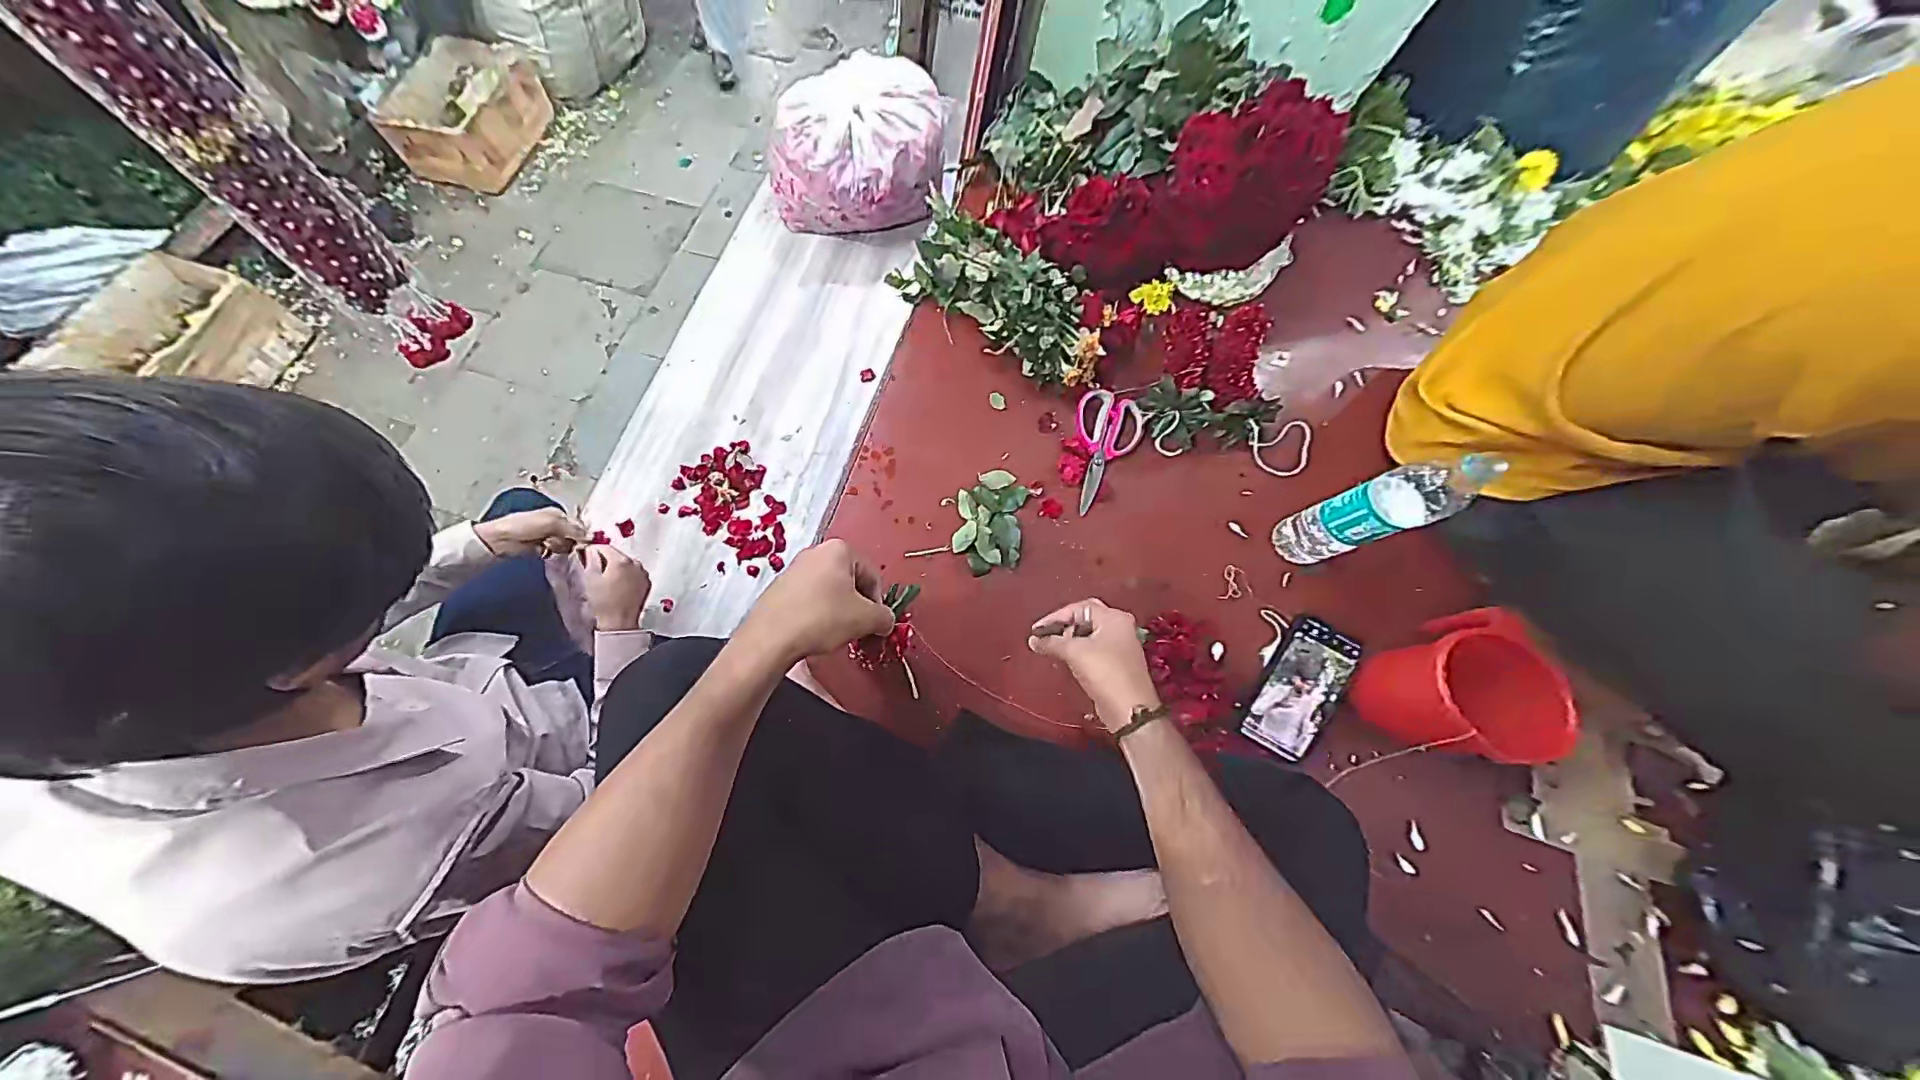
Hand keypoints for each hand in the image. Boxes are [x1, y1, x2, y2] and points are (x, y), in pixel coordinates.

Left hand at [475, 508, 586, 557]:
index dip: (585, 533)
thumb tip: (592, 537)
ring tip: (552, 546)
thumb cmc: (523, 526)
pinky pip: (561, 553)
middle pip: (577, 536)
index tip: (588, 542)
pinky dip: (558, 554)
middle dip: (575, 541)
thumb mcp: (552, 522)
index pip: (580, 524)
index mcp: (559, 514)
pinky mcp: (547, 551)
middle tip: (568, 544)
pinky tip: (551, 552)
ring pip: (570, 546)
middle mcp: (557, 526)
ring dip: (564, 548)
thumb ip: (574, 528)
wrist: (501, 541)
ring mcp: (552, 539)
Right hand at [581, 546, 650, 630]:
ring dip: (617, 566)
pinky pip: (634, 573)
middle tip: (594, 566)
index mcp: (621, 561)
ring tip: (606, 577)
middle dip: (605, 558)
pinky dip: (626, 574)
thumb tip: (591, 551)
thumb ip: (591, 560)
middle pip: (618, 554)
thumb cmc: (603, 602)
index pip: (605, 547)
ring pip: (627, 563)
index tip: (585, 554)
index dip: (592, 550)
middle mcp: (636, 564)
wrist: (620, 622)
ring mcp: (643, 573)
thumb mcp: (590, 579)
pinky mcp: (647, 583)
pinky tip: (618, 584)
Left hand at [736, 540, 893, 664]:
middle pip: (850, 581)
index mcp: (839, 549)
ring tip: (834, 632)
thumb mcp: (866, 619)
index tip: (874, 623)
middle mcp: (815, 552)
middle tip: (857, 628)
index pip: (872, 576)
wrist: (770, 637)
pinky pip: (809, 598)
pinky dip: (817, 612)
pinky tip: (814, 631)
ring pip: (829, 590)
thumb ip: (885, 617)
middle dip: (857, 606)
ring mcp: (794, 568)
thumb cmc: (822, 619)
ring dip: (838, 610)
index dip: (878, 603)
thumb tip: (885, 621)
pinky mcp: (779, 587)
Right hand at [1028, 598, 1160, 732]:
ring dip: (1069, 640)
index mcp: (1113, 618)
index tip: (1037, 630)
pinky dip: (1078, 651)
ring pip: (1089, 635)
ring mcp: (1120, 645)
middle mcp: (1120, 627)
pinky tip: (1066, 659)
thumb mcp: (1074, 652)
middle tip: (1045, 637)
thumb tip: (1034, 640)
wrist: (1128, 708)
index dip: (1056, 617)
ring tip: (1052, 648)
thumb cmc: (1104, 671)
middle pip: (1085, 619)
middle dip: (1063, 627)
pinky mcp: (1117, 663)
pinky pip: (1093, 650)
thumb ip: (1052, 642)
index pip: (1080, 608)